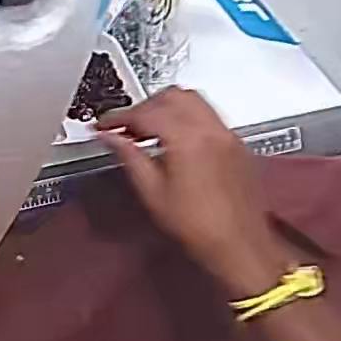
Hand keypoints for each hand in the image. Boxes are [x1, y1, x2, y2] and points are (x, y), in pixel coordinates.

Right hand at [98, 88, 293, 293]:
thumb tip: (111, 138)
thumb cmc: (193, 224)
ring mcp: (227, 135)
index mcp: (188, 139)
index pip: (147, 113)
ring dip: (166, 109)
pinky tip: (171, 141)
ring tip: (145, 131)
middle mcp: (212, 129)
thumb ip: (129, 156)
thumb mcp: (151, 191)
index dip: (119, 118)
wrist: (237, 243)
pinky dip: (184, 118)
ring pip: (193, 101)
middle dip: (144, 107)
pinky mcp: (236, 144)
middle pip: (173, 97)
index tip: (103, 126)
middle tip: (124, 127)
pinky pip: (207, 116)